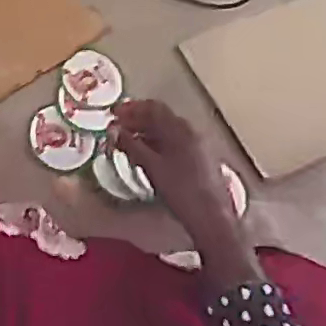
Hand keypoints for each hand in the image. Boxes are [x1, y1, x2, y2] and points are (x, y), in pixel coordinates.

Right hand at [112, 100, 230, 233]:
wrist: (212, 218)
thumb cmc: (180, 190)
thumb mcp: (152, 166)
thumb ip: (131, 145)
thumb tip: (115, 131)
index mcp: (180, 129)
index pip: (153, 107)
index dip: (131, 108)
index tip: (114, 114)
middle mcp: (190, 131)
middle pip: (160, 117)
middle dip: (137, 120)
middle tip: (117, 127)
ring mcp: (197, 145)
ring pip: (167, 130)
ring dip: (146, 132)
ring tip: (127, 141)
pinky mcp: (199, 159)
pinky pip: (174, 142)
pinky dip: (157, 143)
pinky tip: (145, 154)